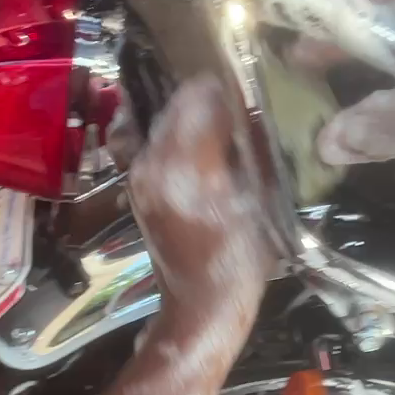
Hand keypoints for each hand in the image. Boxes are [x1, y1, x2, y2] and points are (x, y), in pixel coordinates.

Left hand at [128, 75, 273, 338]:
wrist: (200, 307)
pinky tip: (197, 154)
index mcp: (184, 163)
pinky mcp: (134, 190)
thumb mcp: (260, 199)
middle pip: (174, 101)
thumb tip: (248, 105)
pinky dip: (172, 140)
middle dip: (204, 99)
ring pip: (159, 120)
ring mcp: (136, 177)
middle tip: (234, 112)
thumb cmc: (239, 260)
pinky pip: (150, 145)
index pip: (199, 92)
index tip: (247, 96)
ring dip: (187, 119)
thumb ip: (251, 146)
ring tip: (216, 132)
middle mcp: (151, 162)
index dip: (226, 87)